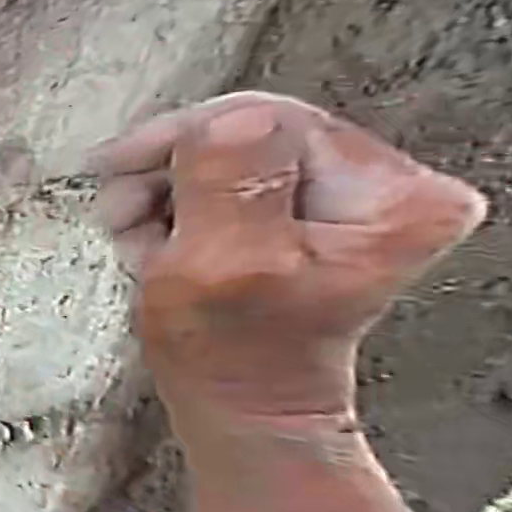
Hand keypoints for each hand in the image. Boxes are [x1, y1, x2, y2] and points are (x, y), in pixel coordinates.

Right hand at [92, 92, 484, 433]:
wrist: (232, 392)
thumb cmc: (228, 348)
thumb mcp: (223, 265)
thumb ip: (231, 187)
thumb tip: (231, 119)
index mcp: (391, 197)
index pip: (264, 120)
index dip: (180, 140)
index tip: (120, 168)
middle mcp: (378, 185)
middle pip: (240, 132)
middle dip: (165, 171)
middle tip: (128, 216)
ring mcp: (333, 195)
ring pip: (215, 152)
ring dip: (158, 191)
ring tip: (145, 239)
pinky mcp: (291, 206)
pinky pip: (210, 174)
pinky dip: (167, 202)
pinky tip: (159, 237)